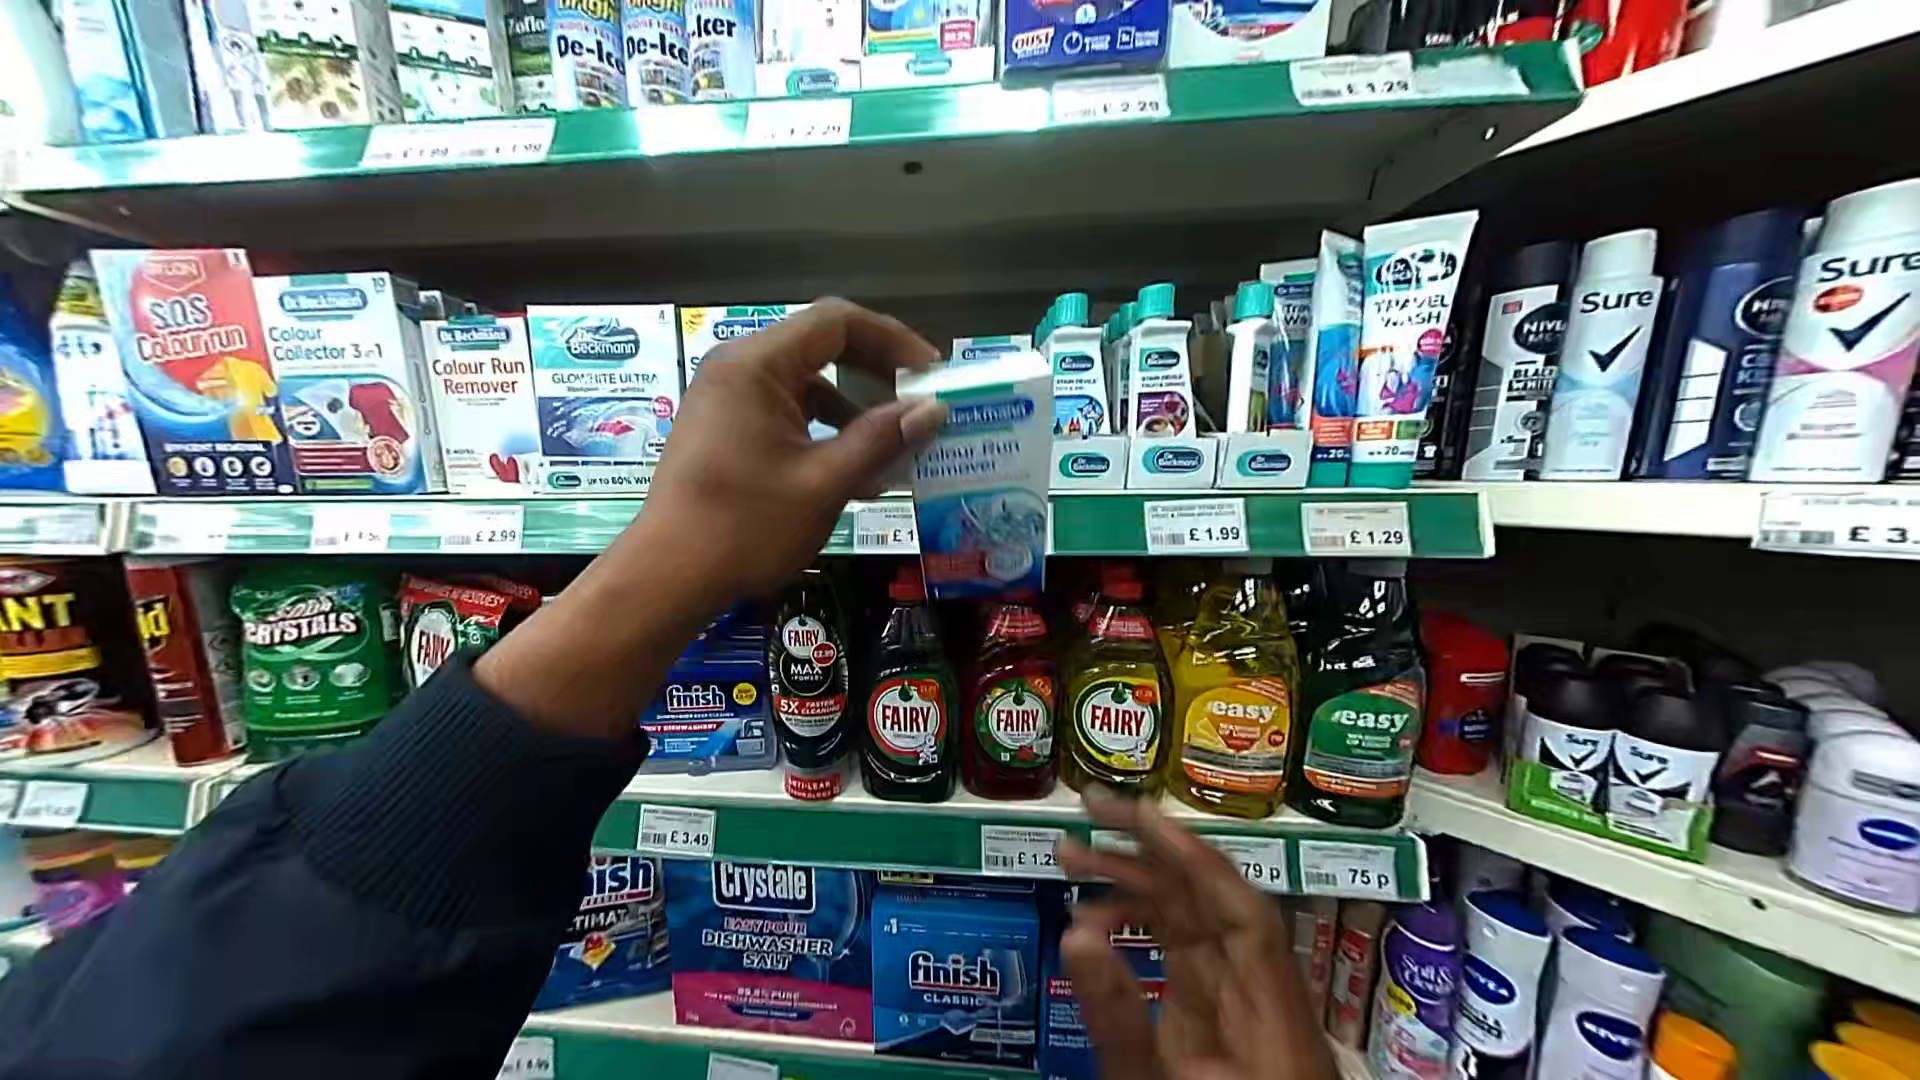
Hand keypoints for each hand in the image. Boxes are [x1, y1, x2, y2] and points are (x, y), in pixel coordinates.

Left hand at [476, 299, 942, 737]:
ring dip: (857, 411)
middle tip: (921, 402)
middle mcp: (740, 368)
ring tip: (898, 448)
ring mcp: (732, 399)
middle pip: (823, 347)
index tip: (932, 372)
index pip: (838, 322)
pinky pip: (791, 415)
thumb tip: (934, 408)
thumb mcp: (824, 482)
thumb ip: (882, 439)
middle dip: (878, 374)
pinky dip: (828, 434)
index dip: (893, 340)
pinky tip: (859, 474)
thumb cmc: (747, 527)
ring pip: (810, 386)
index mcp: (757, 365)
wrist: (670, 577)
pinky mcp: (730, 429)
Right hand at [1058, 791, 1335, 1079]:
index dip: (1194, 855)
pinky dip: (1133, 927)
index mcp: (1270, 1017)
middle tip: (1085, 811)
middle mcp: (1256, 997)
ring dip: (1130, 881)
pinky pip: (1173, 953)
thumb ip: (1119, 1019)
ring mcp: (1233, 1008)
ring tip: (1068, 855)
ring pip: (1185, 921)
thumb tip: (1074, 929)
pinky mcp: (1210, 1020)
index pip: (1242, 911)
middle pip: (1207, 902)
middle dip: (1146, 849)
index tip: (1139, 815)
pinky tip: (1092, 919)